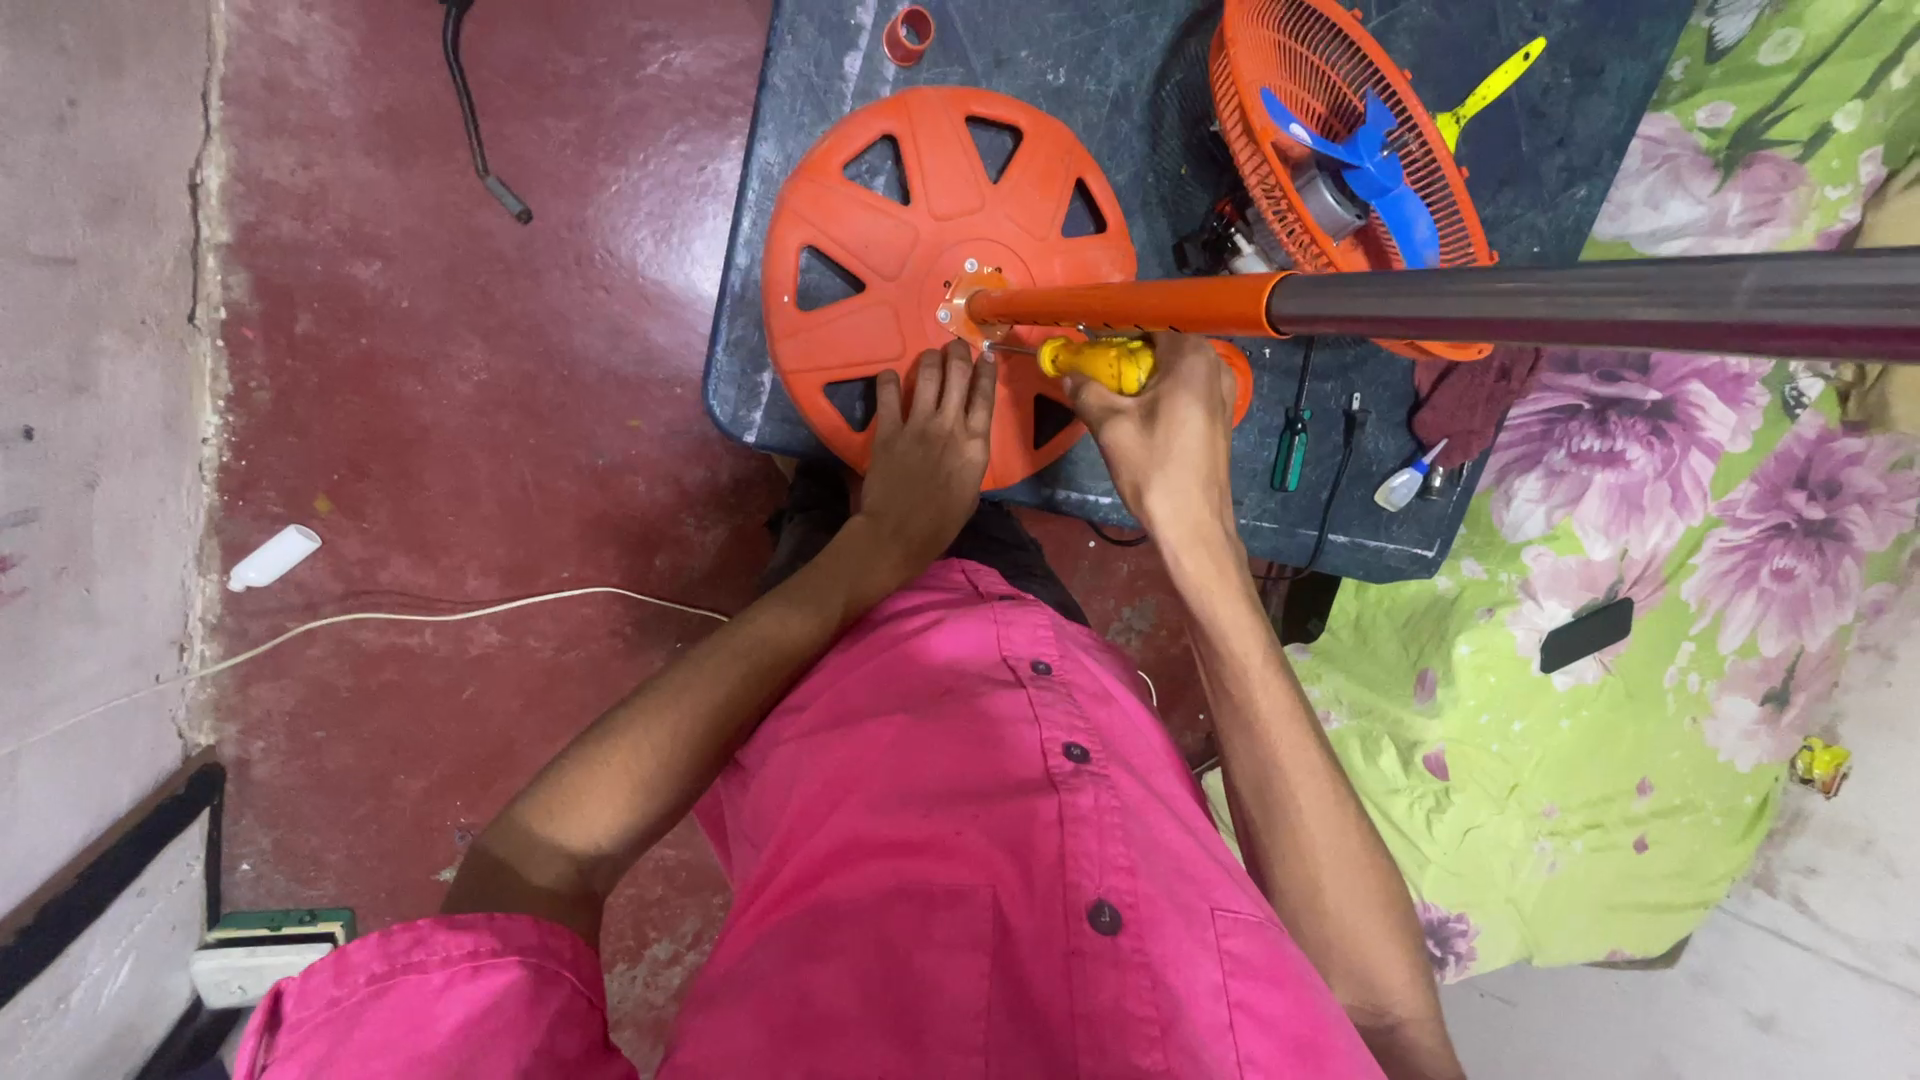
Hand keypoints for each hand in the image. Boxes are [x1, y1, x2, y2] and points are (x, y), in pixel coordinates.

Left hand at [854, 340, 996, 584]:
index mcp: (976, 444)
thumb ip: (971, 456)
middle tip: (954, 346)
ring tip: (930, 356)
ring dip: (930, 359)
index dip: (985, 370)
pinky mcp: (889, 430)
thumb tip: (967, 438)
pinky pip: (889, 392)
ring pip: (928, 374)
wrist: (899, 534)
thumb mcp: (971, 489)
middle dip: (957, 353)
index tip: (983, 354)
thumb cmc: (940, 522)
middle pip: (958, 374)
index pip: (985, 395)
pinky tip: (892, 377)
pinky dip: (891, 379)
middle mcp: (951, 426)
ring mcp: (918, 424)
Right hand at [1064, 332, 1237, 549]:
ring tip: (1112, 398)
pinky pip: (1183, 390)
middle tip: (1094, 376)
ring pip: (1172, 370)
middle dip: (1125, 357)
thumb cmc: (1154, 468)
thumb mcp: (1110, 426)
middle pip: (1160, 345)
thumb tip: (1067, 373)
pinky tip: (1137, 416)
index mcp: (1192, 356)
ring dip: (1141, 378)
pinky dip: (1158, 394)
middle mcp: (1214, 364)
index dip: (1112, 333)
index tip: (1085, 348)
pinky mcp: (1219, 416)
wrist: (1193, 524)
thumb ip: (1086, 391)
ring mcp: (1222, 391)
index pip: (1145, 324)